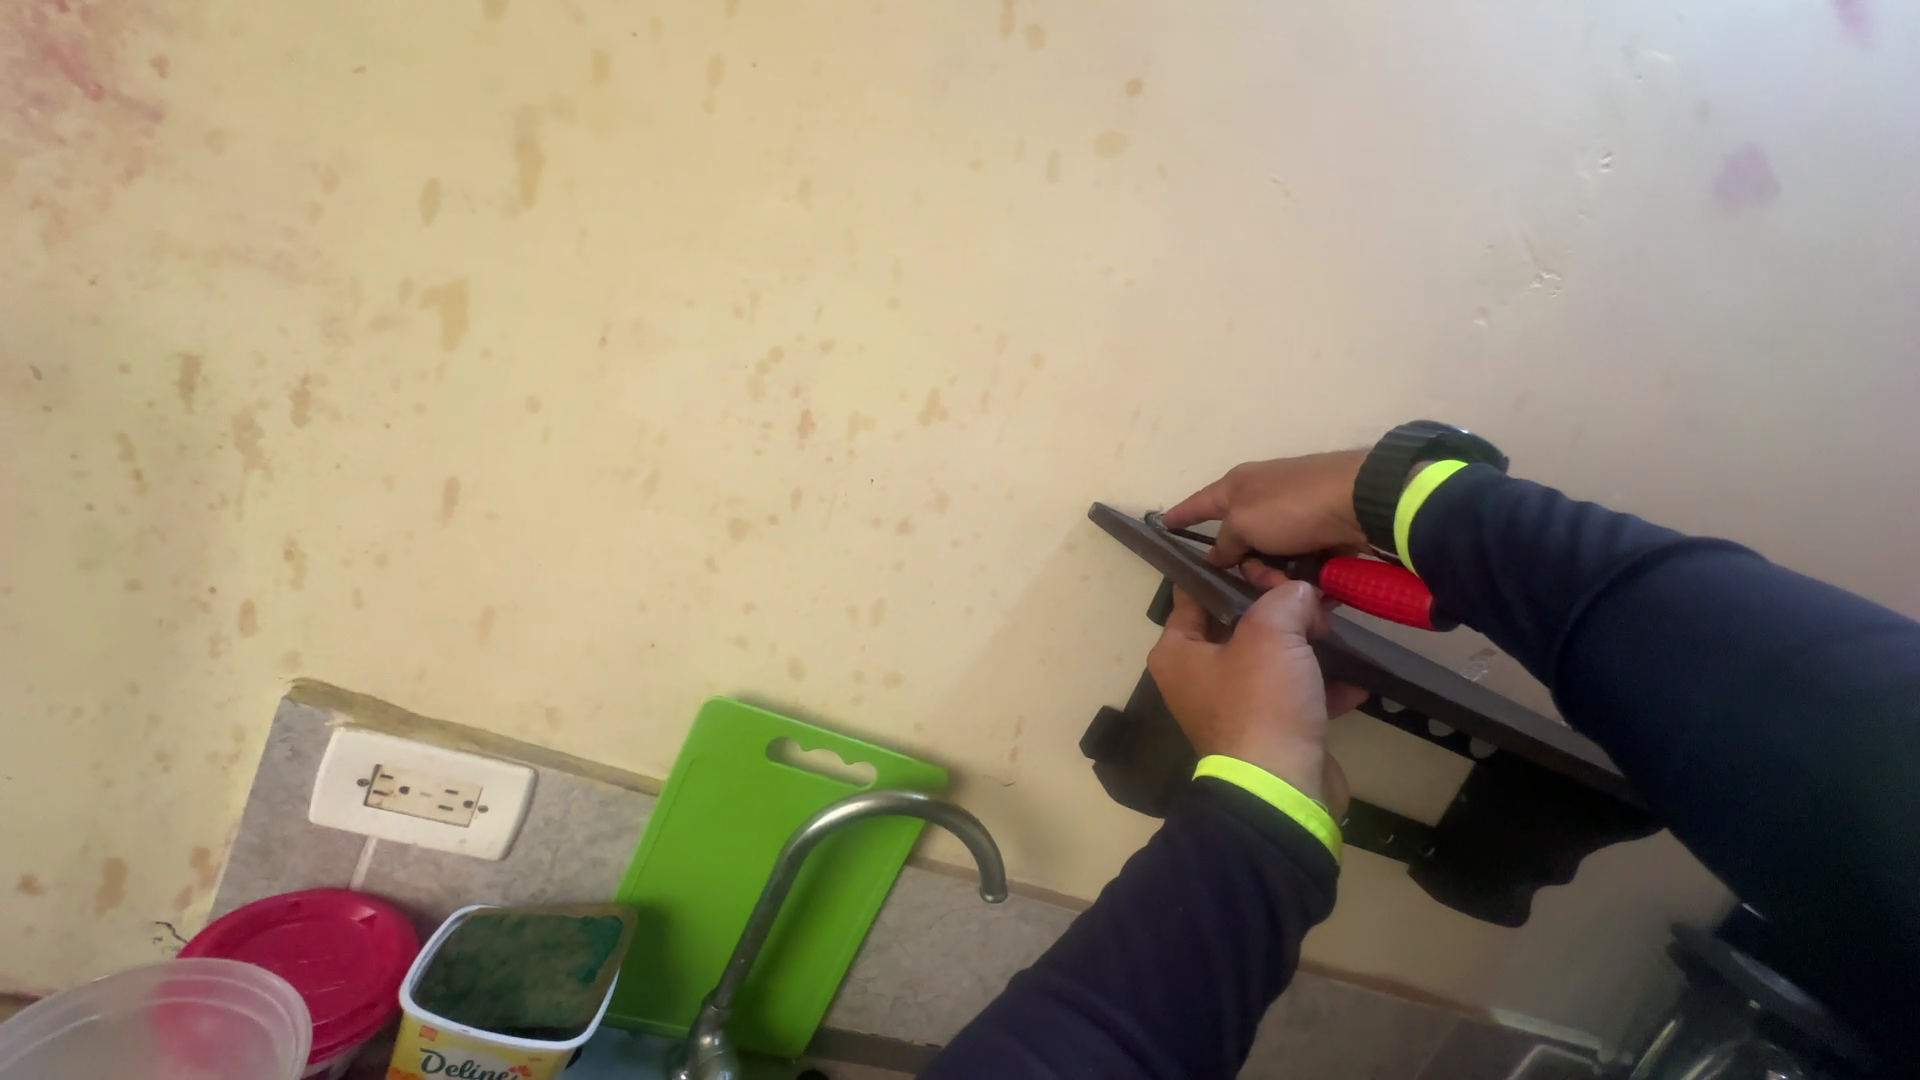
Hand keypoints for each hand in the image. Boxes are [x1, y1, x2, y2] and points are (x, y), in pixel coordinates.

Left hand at [1147, 584, 1365, 808]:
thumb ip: (1283, 600)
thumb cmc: (1261, 701)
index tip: (1264, 558)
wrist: (1284, 789)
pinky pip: (1293, 698)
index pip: (1193, 595)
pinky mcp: (1267, 732)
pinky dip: (1321, 688)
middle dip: (1277, 610)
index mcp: (1177, 652)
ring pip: (1270, 661)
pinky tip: (1355, 680)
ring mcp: (1232, 706)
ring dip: (1305, 647)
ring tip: (1336, 627)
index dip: (1227, 572)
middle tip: (1312, 594)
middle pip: (1237, 626)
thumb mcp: (1270, 634)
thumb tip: (1299, 593)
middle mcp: (1196, 677)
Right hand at [1162, 451, 1368, 569]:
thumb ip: (1225, 542)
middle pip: (1240, 544)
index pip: (1199, 504)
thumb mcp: (1244, 524)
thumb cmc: (1292, 507)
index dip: (1181, 517)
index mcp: (1238, 486)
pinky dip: (1306, 576)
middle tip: (1264, 580)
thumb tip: (1218, 554)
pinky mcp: (1323, 532)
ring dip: (1279, 577)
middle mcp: (1263, 499)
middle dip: (1248, 569)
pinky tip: (1317, 588)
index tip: (1163, 526)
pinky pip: (1301, 562)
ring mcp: (1295, 516)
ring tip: (1299, 586)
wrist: (1363, 502)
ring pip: (1271, 559)